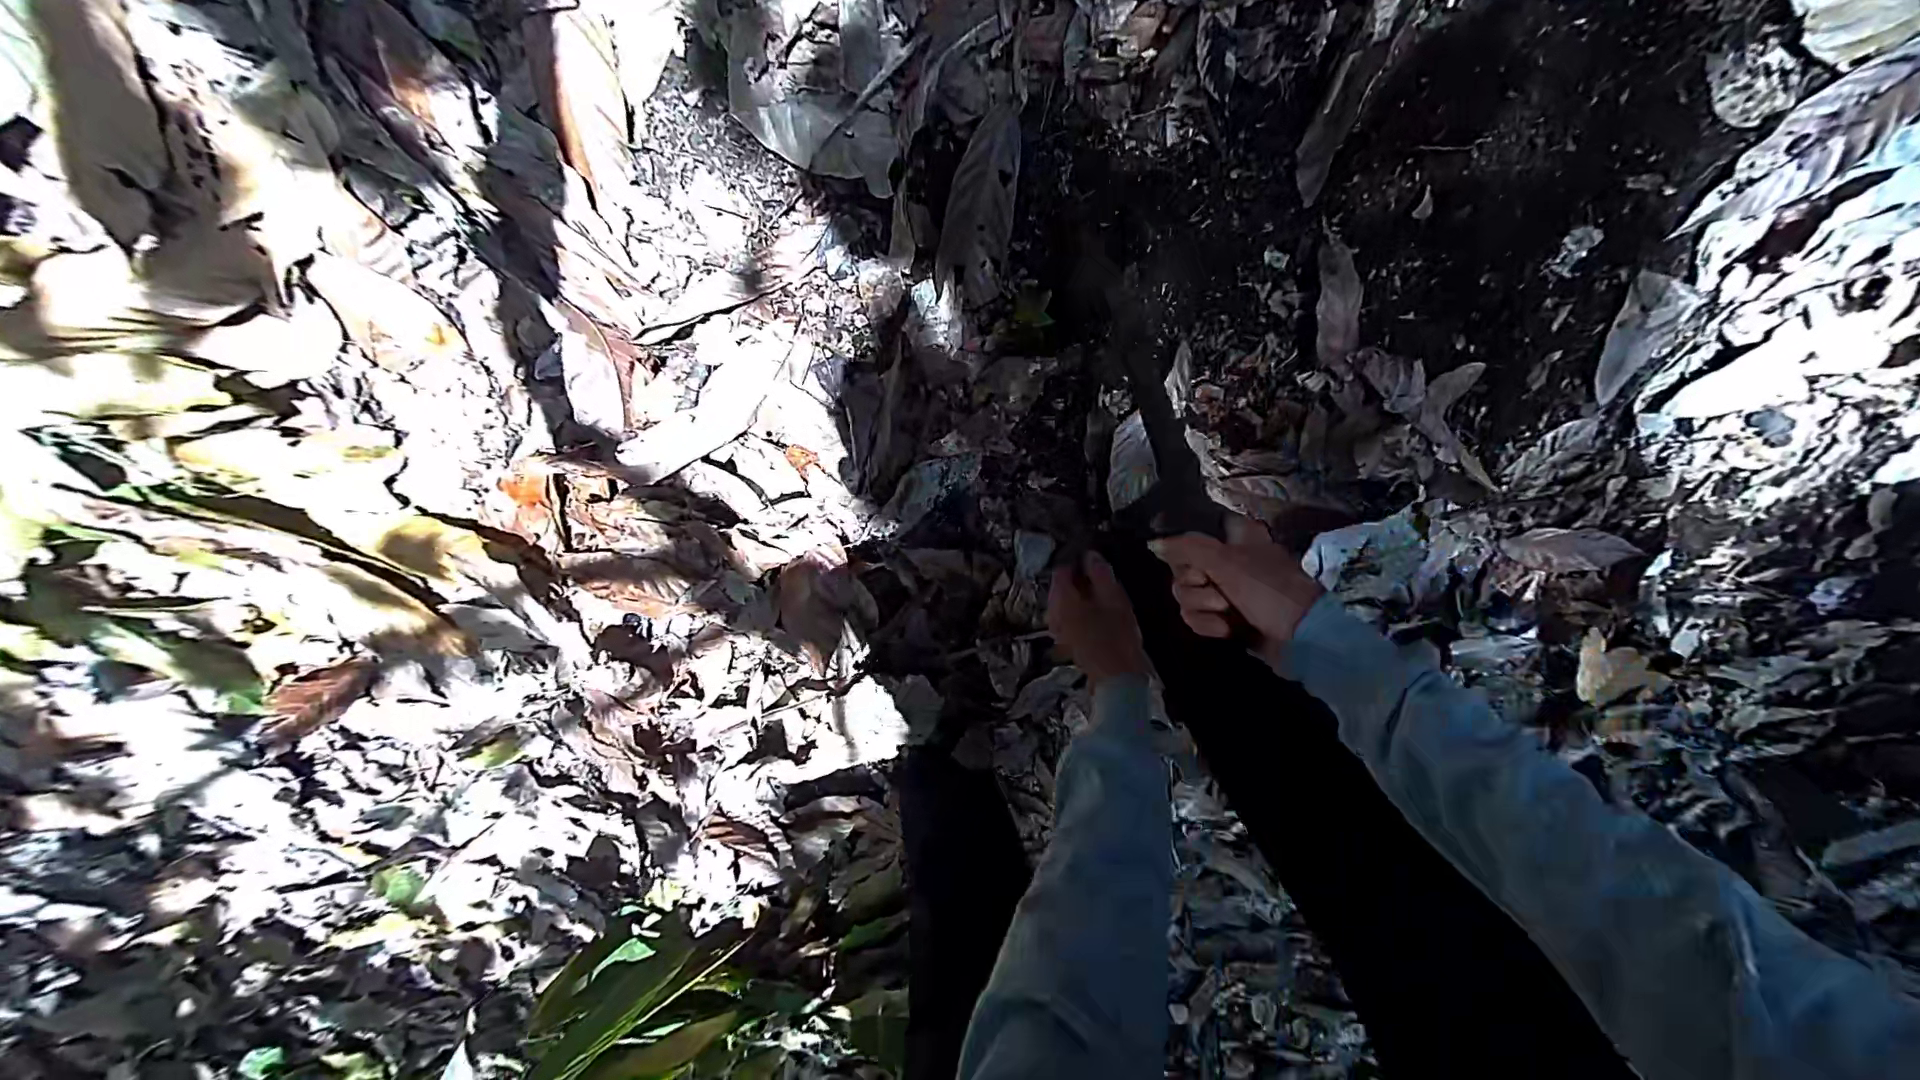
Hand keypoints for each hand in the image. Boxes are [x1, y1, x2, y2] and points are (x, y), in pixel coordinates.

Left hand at [1047, 551, 1148, 685]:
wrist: (1118, 680)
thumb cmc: (1117, 637)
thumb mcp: (1114, 598)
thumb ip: (1100, 573)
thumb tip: (1090, 555)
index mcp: (1061, 600)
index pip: (1062, 569)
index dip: (1077, 560)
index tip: (1094, 559)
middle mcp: (1053, 613)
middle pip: (1061, 587)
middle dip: (1078, 579)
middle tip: (1102, 577)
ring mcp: (1058, 630)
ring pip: (1065, 603)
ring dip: (1081, 596)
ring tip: (1104, 595)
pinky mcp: (1067, 642)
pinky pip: (1069, 618)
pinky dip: (1081, 611)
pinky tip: (1099, 614)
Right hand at [1150, 515, 1324, 655]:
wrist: (1302, 639)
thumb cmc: (1268, 590)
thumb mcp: (1226, 561)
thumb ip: (1186, 548)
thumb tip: (1153, 543)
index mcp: (1234, 538)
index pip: (1194, 531)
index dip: (1185, 547)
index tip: (1189, 559)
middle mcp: (1227, 561)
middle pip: (1182, 567)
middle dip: (1193, 584)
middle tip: (1213, 587)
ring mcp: (1226, 591)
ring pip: (1185, 594)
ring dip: (1202, 606)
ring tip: (1226, 613)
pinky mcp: (1224, 618)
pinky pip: (1195, 616)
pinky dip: (1207, 624)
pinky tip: (1226, 630)